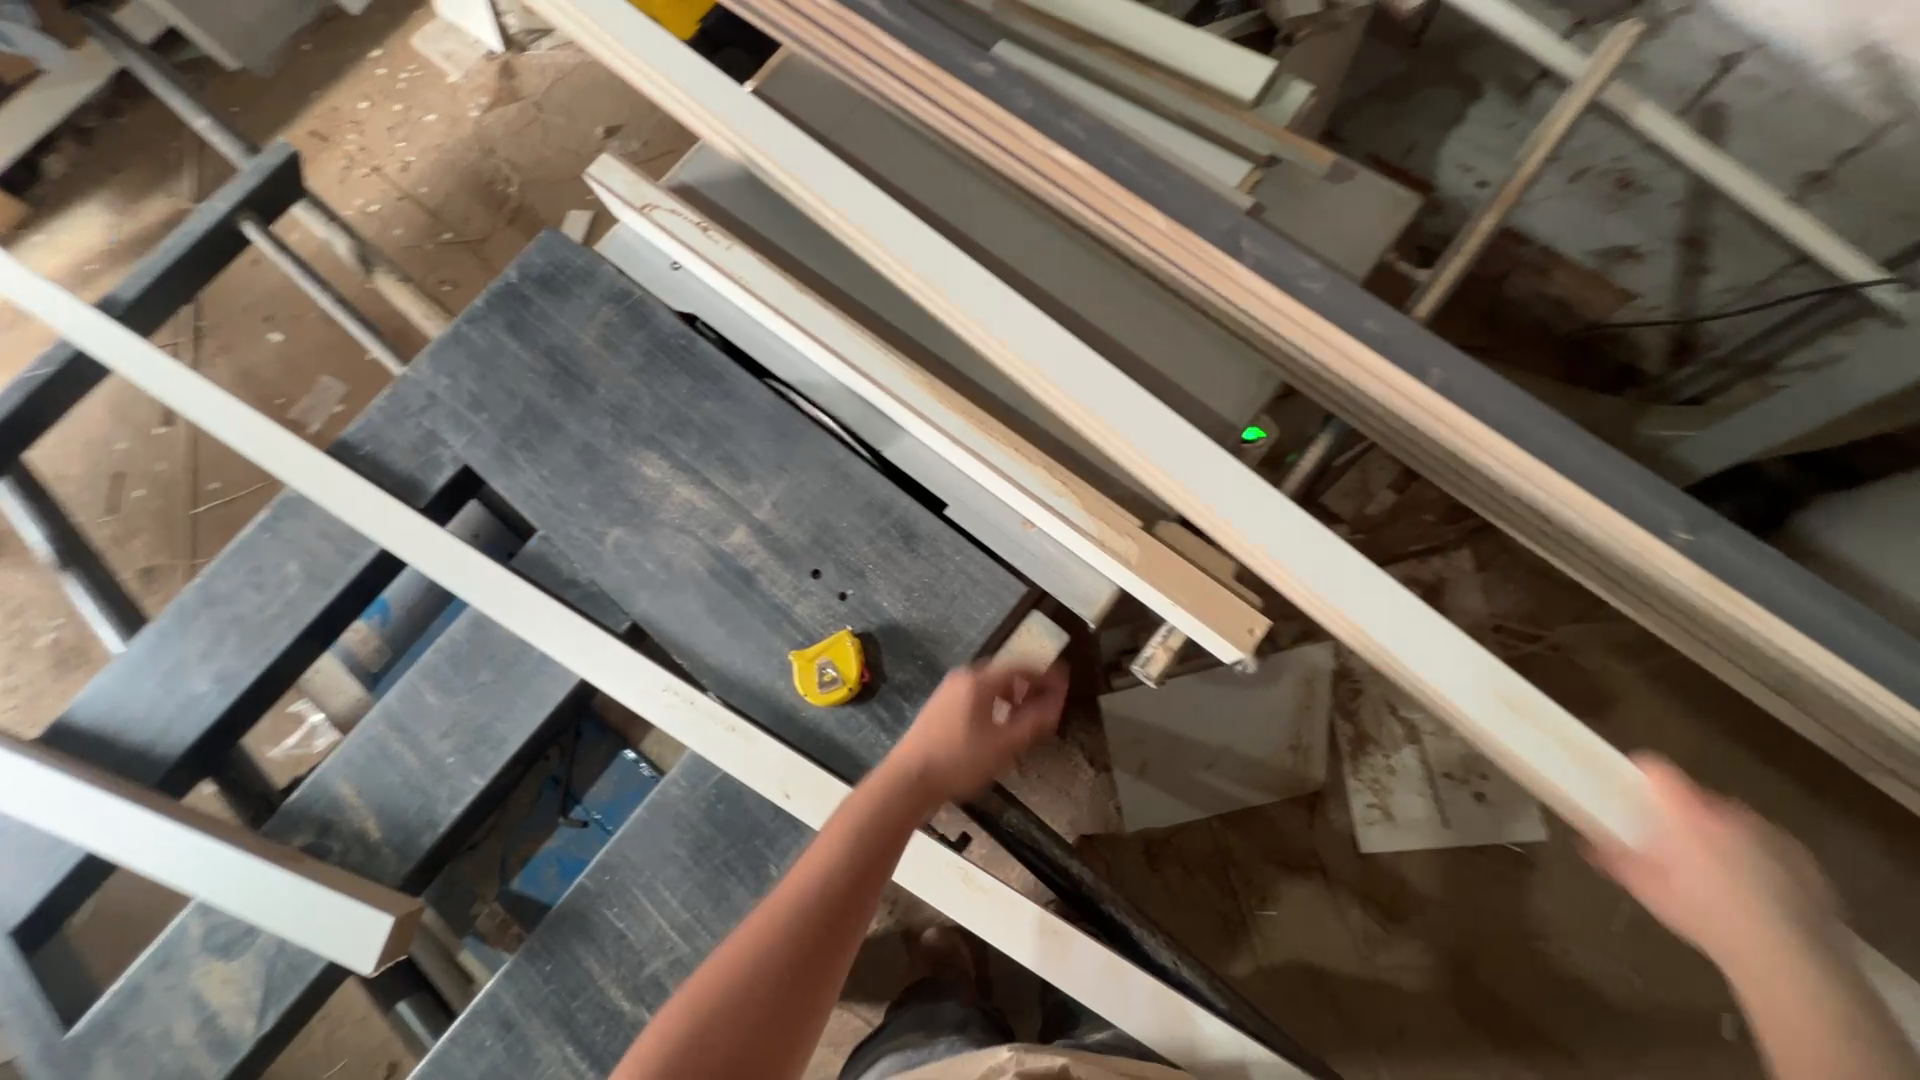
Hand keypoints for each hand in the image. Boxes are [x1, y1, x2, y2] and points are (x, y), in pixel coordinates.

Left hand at [883, 662, 1067, 807]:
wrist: (908, 779)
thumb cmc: (959, 761)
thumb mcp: (1004, 745)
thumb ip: (1034, 722)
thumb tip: (1056, 703)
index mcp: (979, 680)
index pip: (1022, 666)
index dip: (1046, 675)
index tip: (1065, 685)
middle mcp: (963, 678)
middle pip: (1004, 672)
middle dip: (1029, 685)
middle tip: (1048, 703)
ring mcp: (947, 691)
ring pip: (989, 685)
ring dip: (1012, 695)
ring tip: (1026, 717)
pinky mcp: (939, 707)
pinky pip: (975, 696)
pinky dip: (994, 703)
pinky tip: (998, 727)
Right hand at [1588, 754, 1841, 970]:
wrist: (1786, 954)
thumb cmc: (1702, 913)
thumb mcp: (1646, 889)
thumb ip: (1615, 859)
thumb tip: (1587, 844)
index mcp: (1685, 813)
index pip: (1658, 770)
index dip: (1643, 773)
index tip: (1633, 788)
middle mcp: (1727, 812)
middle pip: (1696, 796)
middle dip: (1683, 814)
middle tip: (1673, 845)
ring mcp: (1768, 831)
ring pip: (1732, 819)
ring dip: (1719, 833)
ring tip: (1715, 871)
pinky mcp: (1800, 855)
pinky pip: (1766, 842)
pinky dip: (1755, 854)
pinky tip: (1753, 889)